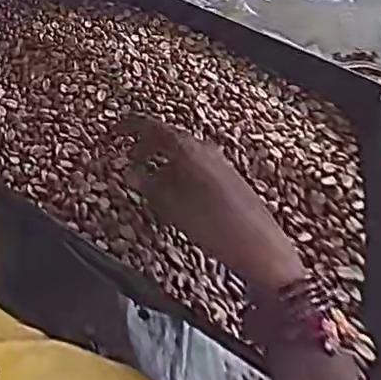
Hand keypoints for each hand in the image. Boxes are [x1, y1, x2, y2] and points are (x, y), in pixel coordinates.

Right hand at [124, 114, 305, 289]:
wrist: (265, 252)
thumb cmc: (214, 225)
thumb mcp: (171, 206)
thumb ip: (147, 184)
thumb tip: (130, 172)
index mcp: (187, 147)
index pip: (151, 126)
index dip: (130, 127)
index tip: (115, 131)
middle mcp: (204, 148)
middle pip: (168, 137)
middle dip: (146, 146)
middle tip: (129, 158)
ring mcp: (220, 162)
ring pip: (183, 152)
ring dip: (163, 160)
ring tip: (149, 179)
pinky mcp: (230, 179)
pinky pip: (196, 165)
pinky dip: (179, 170)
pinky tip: (176, 192)